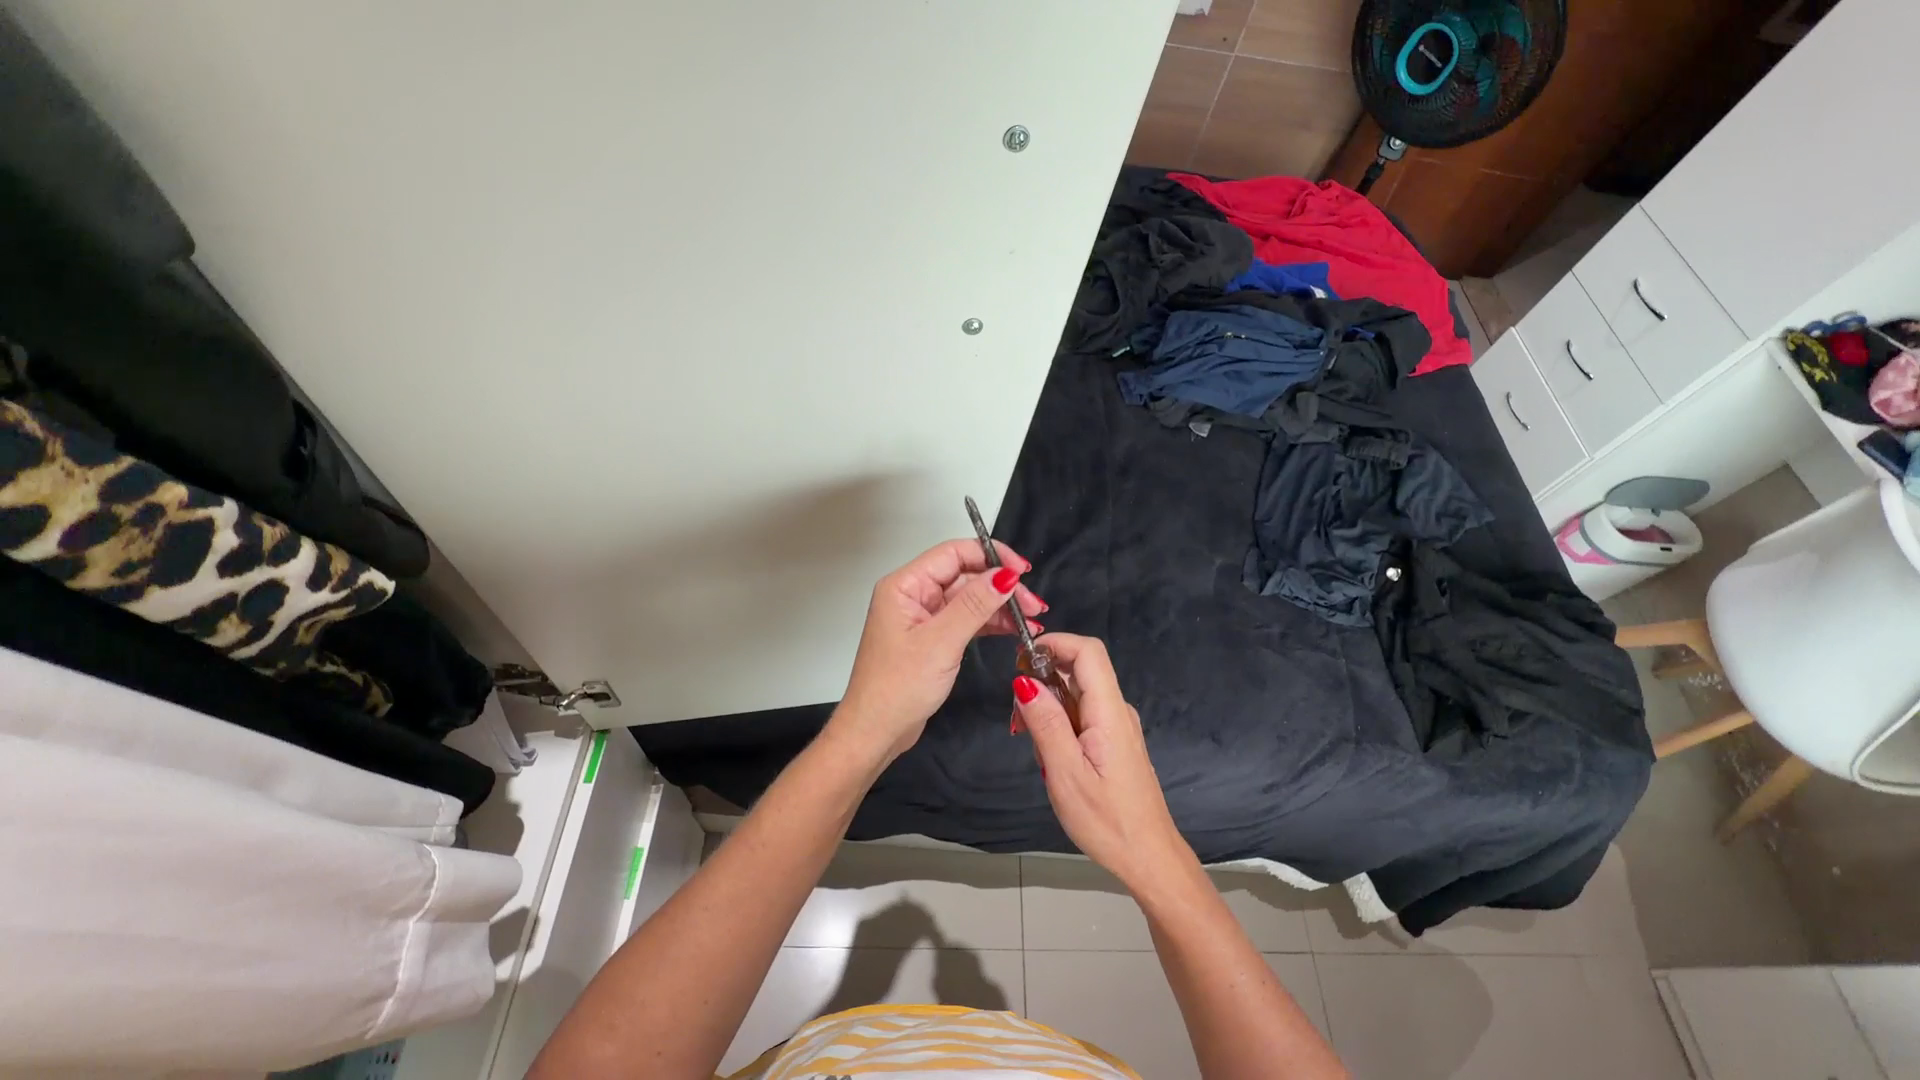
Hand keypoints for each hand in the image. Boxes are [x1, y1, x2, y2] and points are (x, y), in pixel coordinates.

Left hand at [831, 538, 1045, 764]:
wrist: (876, 731)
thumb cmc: (899, 686)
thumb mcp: (941, 642)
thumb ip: (975, 605)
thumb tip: (1006, 574)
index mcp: (906, 586)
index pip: (954, 554)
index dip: (991, 557)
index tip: (1023, 572)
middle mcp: (913, 594)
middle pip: (965, 575)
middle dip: (1002, 586)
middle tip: (1035, 606)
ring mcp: (923, 617)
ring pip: (969, 599)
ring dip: (1000, 607)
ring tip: (1033, 620)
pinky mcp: (932, 638)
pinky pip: (966, 620)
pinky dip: (990, 624)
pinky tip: (1015, 630)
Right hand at [1014, 634, 1191, 887]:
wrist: (1149, 858)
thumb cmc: (1106, 820)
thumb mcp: (1065, 773)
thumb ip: (1045, 723)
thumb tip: (1024, 680)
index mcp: (1109, 712)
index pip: (1088, 651)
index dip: (1055, 643)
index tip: (1019, 659)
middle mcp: (1117, 711)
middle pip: (1079, 670)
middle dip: (1042, 681)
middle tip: (1018, 719)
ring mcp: (1117, 727)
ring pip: (1076, 696)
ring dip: (1048, 709)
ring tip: (1036, 750)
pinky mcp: (1114, 744)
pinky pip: (1082, 717)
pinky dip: (1059, 726)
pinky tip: (1051, 760)